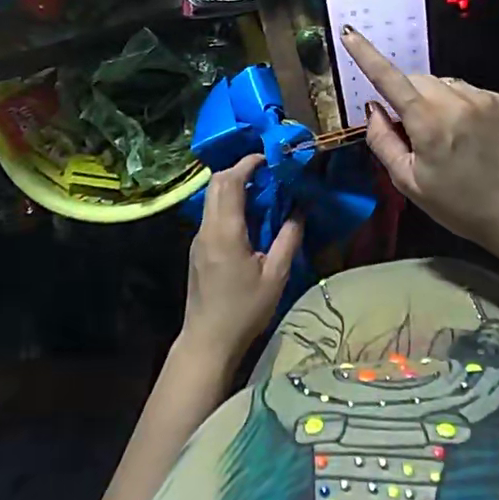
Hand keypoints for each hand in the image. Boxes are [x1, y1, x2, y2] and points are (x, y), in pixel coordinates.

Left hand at [182, 155, 301, 365]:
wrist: (208, 340)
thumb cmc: (244, 310)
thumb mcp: (276, 276)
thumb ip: (289, 238)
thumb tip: (300, 208)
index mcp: (225, 231)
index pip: (230, 182)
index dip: (248, 164)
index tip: (270, 159)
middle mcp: (206, 228)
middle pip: (216, 183)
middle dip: (240, 170)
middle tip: (268, 172)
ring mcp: (198, 238)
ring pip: (212, 198)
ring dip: (234, 186)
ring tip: (263, 191)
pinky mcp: (198, 248)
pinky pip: (213, 214)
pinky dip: (230, 203)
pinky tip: (250, 217)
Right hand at [343, 25, 498, 252]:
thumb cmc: (460, 206)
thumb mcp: (409, 182)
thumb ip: (383, 141)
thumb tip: (373, 108)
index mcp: (428, 122)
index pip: (389, 79)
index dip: (366, 55)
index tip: (349, 34)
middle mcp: (456, 100)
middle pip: (416, 80)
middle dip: (406, 96)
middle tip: (411, 132)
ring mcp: (485, 97)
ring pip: (442, 84)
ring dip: (433, 100)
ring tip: (446, 137)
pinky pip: (468, 92)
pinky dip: (459, 106)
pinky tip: (470, 135)